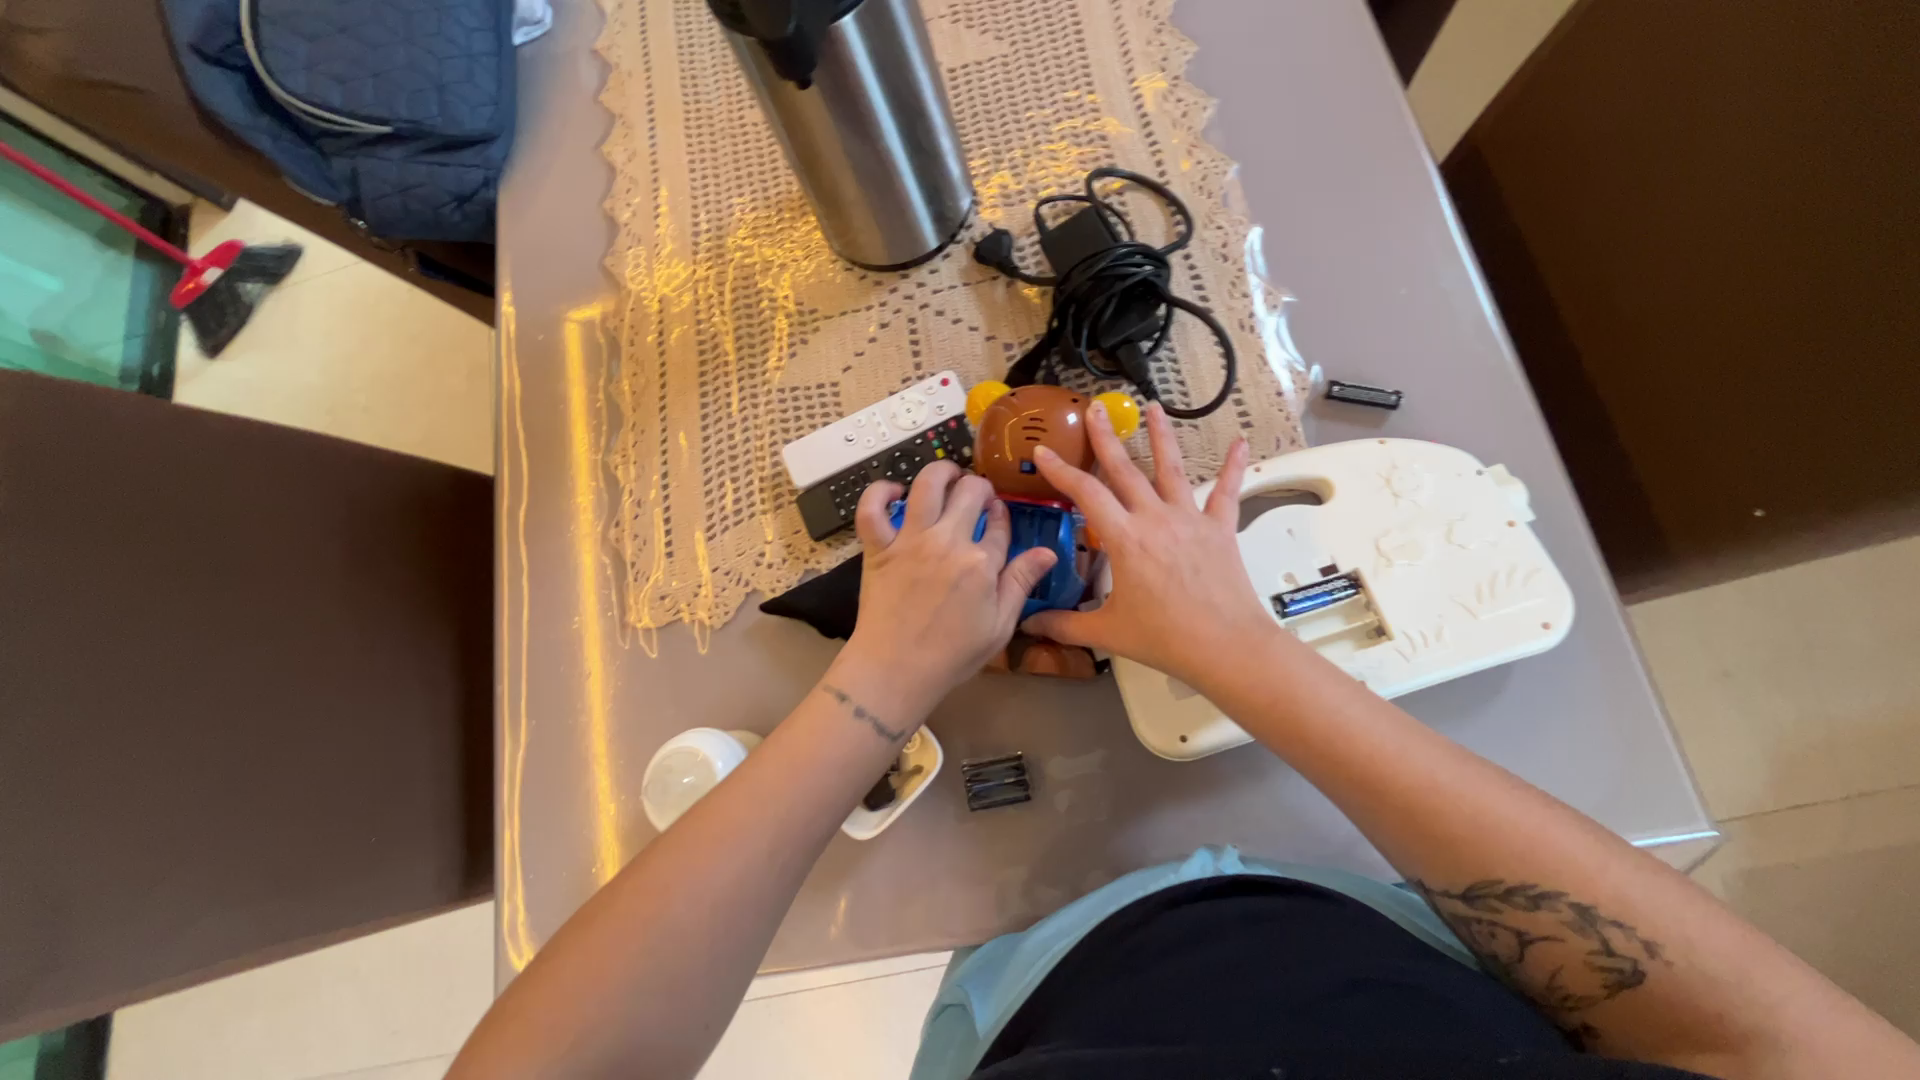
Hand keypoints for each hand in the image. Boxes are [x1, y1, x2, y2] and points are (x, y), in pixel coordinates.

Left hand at [841, 461, 1059, 700]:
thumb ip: (1021, 583)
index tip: (998, 515)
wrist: (896, 669)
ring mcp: (911, 540)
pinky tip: (894, 491)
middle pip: (970, 492)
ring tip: (948, 476)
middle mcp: (948, 541)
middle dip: (979, 486)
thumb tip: (1048, 553)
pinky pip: (872, 508)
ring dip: (941, 472)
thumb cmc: (952, 655)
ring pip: (927, 483)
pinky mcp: (879, 547)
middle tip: (977, 496)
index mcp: (982, 563)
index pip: (1000, 523)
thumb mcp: (999, 625)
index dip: (1002, 514)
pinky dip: (879, 492)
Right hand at [1021, 402, 1278, 690]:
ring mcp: (1190, 520)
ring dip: (1162, 436)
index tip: (1043, 452)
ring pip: (1172, 469)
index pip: (1085, 494)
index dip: (1060, 471)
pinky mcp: (1220, 529)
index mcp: (1125, 540)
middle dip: (1106, 437)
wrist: (1226, 646)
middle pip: (1126, 469)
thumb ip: (1064, 625)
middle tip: (1095, 410)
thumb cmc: (1165, 639)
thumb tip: (1027, 624)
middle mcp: (1155, 519)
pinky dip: (1234, 467)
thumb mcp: (1107, 632)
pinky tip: (1240, 442)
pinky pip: (1227, 492)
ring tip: (1153, 409)